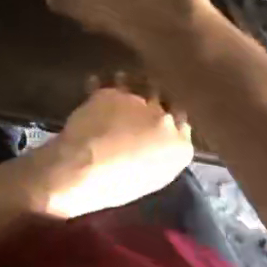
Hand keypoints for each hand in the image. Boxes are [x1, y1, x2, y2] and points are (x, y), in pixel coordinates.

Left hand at [27, 87, 192, 218]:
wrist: (85, 168)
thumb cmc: (117, 185)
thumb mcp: (151, 178)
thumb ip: (162, 156)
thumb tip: (157, 145)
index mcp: (180, 146)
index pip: (181, 122)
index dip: (169, 118)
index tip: (159, 117)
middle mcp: (164, 120)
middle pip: (163, 100)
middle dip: (154, 97)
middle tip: (142, 98)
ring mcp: (138, 103)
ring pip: (138, 85)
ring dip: (130, 83)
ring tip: (121, 81)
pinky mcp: (111, 93)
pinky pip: (106, 83)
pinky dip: (100, 83)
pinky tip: (94, 82)